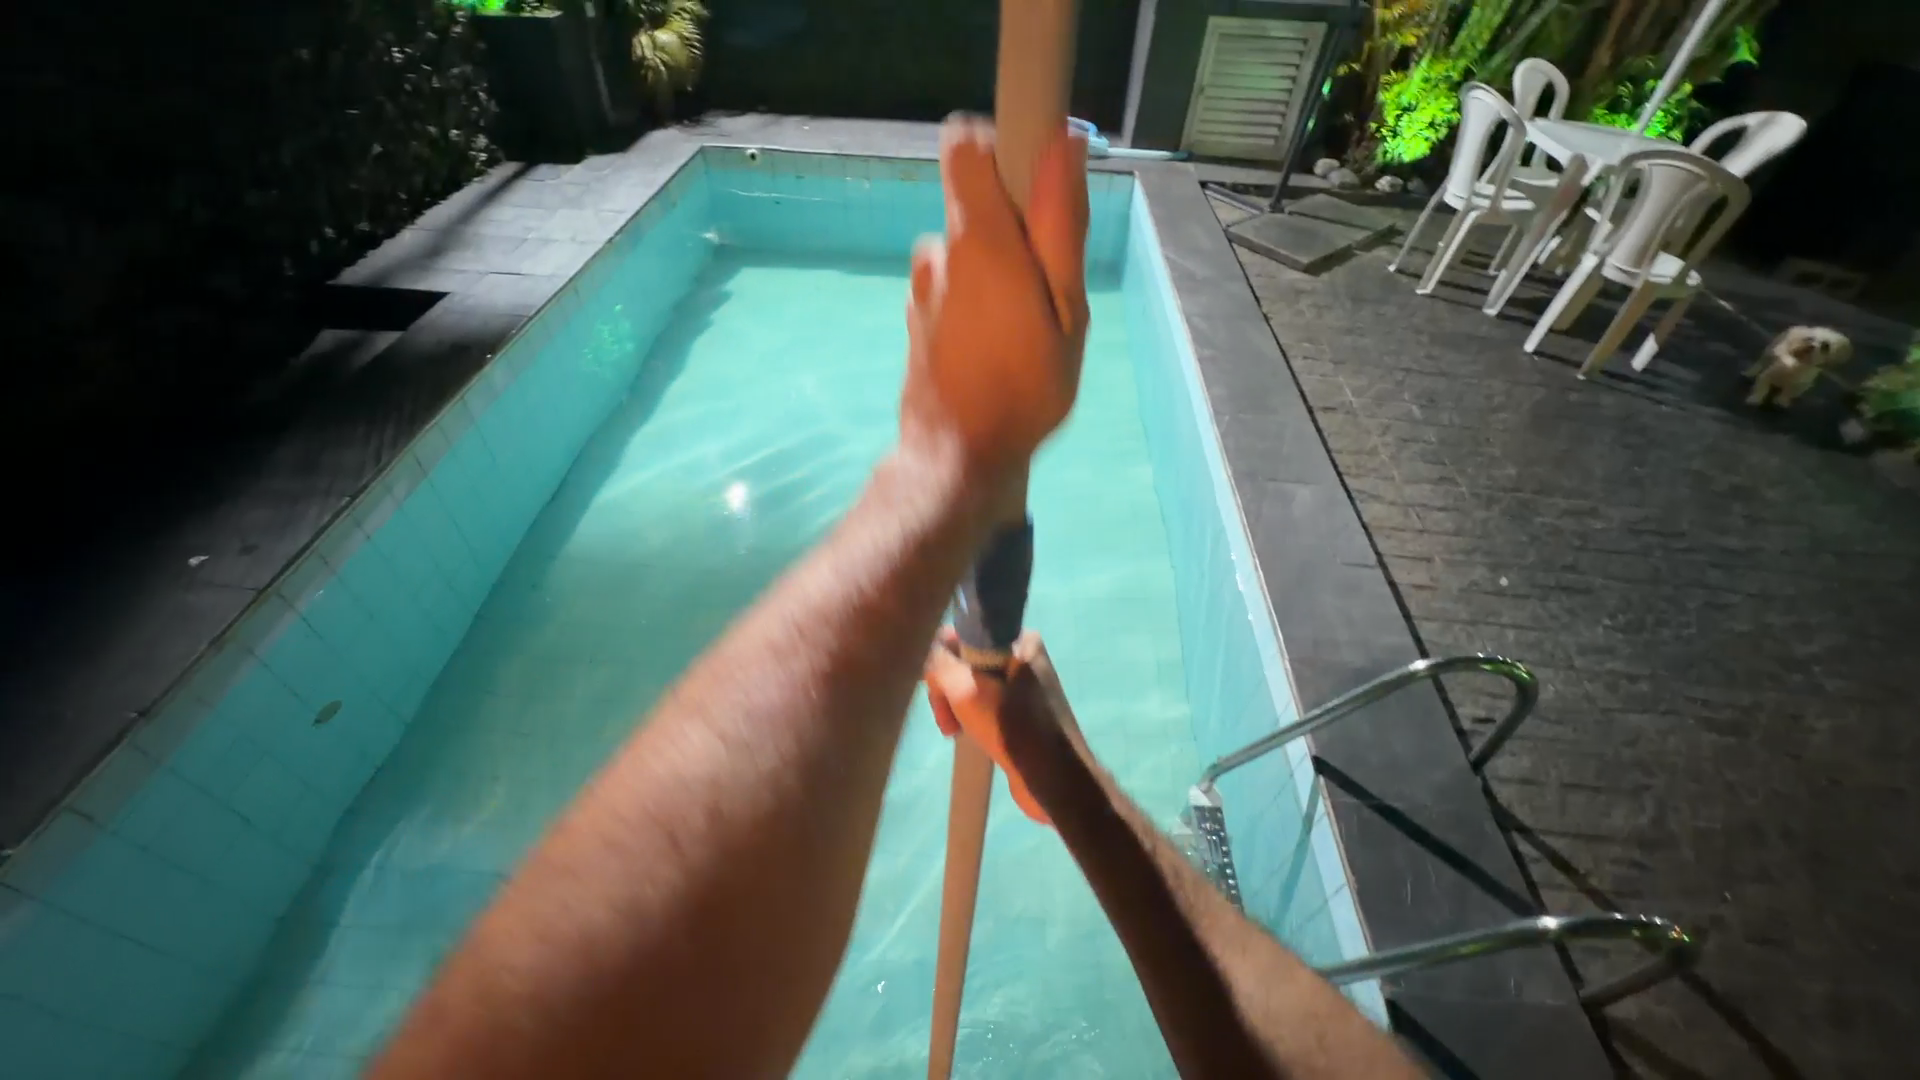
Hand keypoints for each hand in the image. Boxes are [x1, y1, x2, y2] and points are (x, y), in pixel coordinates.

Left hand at [901, 116, 1089, 496]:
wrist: (958, 457)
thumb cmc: (1025, 389)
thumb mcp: (1066, 311)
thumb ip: (1060, 225)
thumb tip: (1061, 141)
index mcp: (979, 239)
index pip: (967, 145)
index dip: (1002, 150)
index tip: (1034, 188)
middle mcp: (939, 251)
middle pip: (974, 204)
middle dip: (1012, 229)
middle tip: (1044, 290)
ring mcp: (920, 286)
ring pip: (965, 251)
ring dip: (994, 272)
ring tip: (1021, 329)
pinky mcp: (915, 317)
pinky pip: (950, 285)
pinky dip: (973, 300)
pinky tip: (991, 348)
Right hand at [924, 630, 1082, 824]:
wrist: (1054, 778)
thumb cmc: (1012, 726)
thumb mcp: (965, 688)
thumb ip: (939, 661)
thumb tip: (930, 650)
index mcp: (1020, 639)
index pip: (964, 634)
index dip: (943, 661)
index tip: (939, 691)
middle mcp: (1025, 656)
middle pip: (965, 661)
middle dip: (949, 690)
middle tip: (948, 721)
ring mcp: (1025, 684)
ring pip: (972, 684)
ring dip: (957, 706)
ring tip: (954, 732)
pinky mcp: (1024, 710)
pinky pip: (985, 701)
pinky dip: (971, 716)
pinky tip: (969, 734)